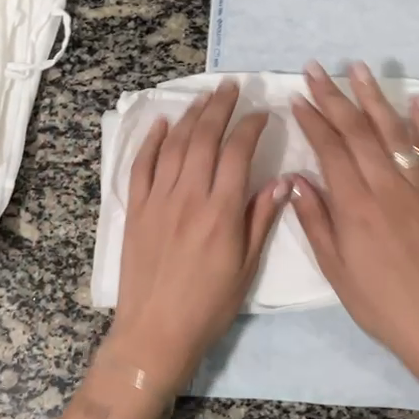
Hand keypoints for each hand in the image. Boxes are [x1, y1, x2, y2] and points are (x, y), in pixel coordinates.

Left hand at [109, 79, 287, 394]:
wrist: (156, 331)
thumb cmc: (208, 305)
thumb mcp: (246, 268)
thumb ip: (260, 220)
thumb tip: (283, 182)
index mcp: (220, 211)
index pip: (237, 153)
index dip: (251, 127)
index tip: (263, 112)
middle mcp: (188, 196)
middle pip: (203, 138)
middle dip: (220, 108)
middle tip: (231, 87)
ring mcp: (157, 199)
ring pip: (173, 145)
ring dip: (189, 116)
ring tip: (204, 97)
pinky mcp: (136, 208)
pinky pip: (141, 165)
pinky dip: (150, 141)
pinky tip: (160, 123)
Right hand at [288, 61, 418, 387]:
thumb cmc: (380, 304)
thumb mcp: (335, 269)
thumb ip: (315, 220)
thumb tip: (296, 180)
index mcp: (356, 205)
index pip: (330, 148)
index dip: (312, 120)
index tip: (297, 97)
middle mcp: (388, 186)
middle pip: (358, 131)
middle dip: (334, 97)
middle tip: (316, 68)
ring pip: (394, 133)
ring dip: (375, 98)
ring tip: (360, 69)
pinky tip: (418, 103)